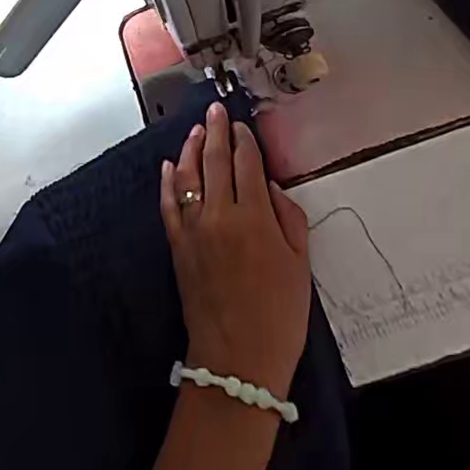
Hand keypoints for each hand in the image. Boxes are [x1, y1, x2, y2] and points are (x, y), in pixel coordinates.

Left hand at [159, 102, 311, 399]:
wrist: (237, 358)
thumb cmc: (279, 314)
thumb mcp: (300, 264)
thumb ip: (288, 218)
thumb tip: (270, 187)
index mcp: (255, 219)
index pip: (248, 165)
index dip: (245, 141)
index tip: (243, 125)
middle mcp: (221, 216)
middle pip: (216, 162)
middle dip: (217, 132)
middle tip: (215, 110)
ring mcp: (194, 230)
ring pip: (189, 177)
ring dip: (192, 149)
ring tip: (196, 130)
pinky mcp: (178, 247)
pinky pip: (169, 205)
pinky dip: (168, 182)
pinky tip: (170, 165)